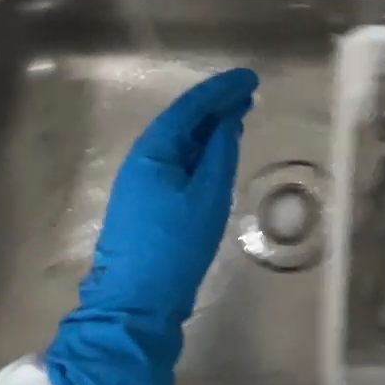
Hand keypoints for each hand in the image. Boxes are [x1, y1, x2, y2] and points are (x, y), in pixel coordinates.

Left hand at [46, 67, 257, 384]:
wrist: (134, 306)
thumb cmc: (174, 246)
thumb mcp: (208, 195)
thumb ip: (221, 152)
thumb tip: (229, 119)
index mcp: (154, 150)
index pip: (191, 106)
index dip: (221, 89)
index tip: (250, 78)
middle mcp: (144, 158)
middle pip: (183, 119)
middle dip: (216, 102)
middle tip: (250, 91)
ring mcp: (142, 180)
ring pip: (181, 139)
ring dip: (210, 123)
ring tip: (240, 112)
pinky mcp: (147, 200)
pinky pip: (179, 157)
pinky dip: (202, 146)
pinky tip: (219, 147)